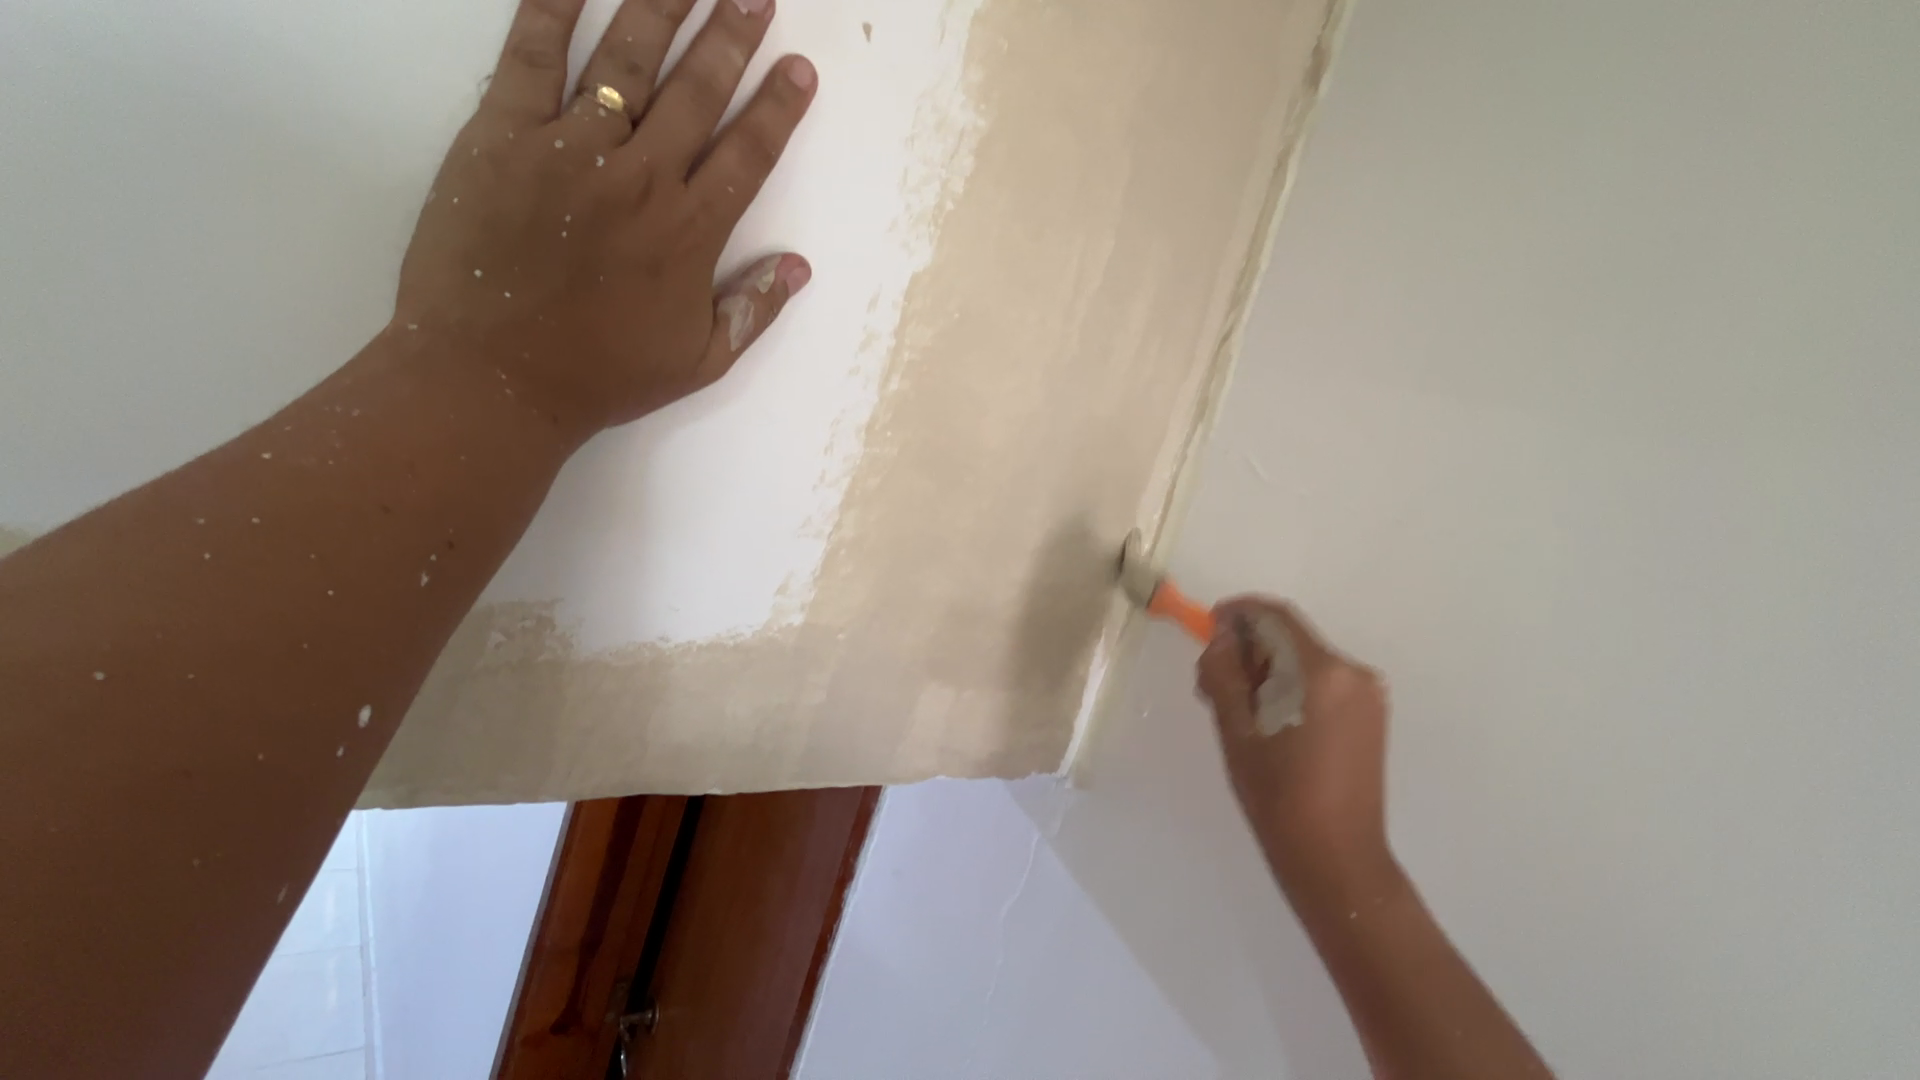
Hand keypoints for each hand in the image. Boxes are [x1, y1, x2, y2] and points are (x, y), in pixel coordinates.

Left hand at [394, 0, 816, 434]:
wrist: (494, 379)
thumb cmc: (602, 376)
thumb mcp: (700, 361)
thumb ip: (753, 311)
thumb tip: (799, 267)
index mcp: (690, 232)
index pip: (749, 152)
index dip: (779, 106)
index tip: (800, 68)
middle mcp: (640, 177)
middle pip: (697, 89)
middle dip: (733, 35)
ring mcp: (569, 150)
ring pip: (626, 57)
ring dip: (664, 5)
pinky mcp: (501, 137)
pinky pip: (530, 55)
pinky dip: (552, 7)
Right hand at [1198, 597, 1393, 893]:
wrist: (1334, 854)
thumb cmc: (1276, 793)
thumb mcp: (1235, 728)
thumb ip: (1224, 672)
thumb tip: (1224, 636)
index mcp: (1320, 671)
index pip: (1274, 617)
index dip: (1237, 613)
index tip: (1208, 626)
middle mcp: (1352, 672)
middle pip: (1289, 639)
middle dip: (1248, 650)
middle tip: (1213, 683)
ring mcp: (1368, 695)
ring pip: (1304, 662)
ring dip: (1268, 671)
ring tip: (1239, 712)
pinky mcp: (1371, 717)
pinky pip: (1322, 684)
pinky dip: (1291, 688)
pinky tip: (1271, 724)